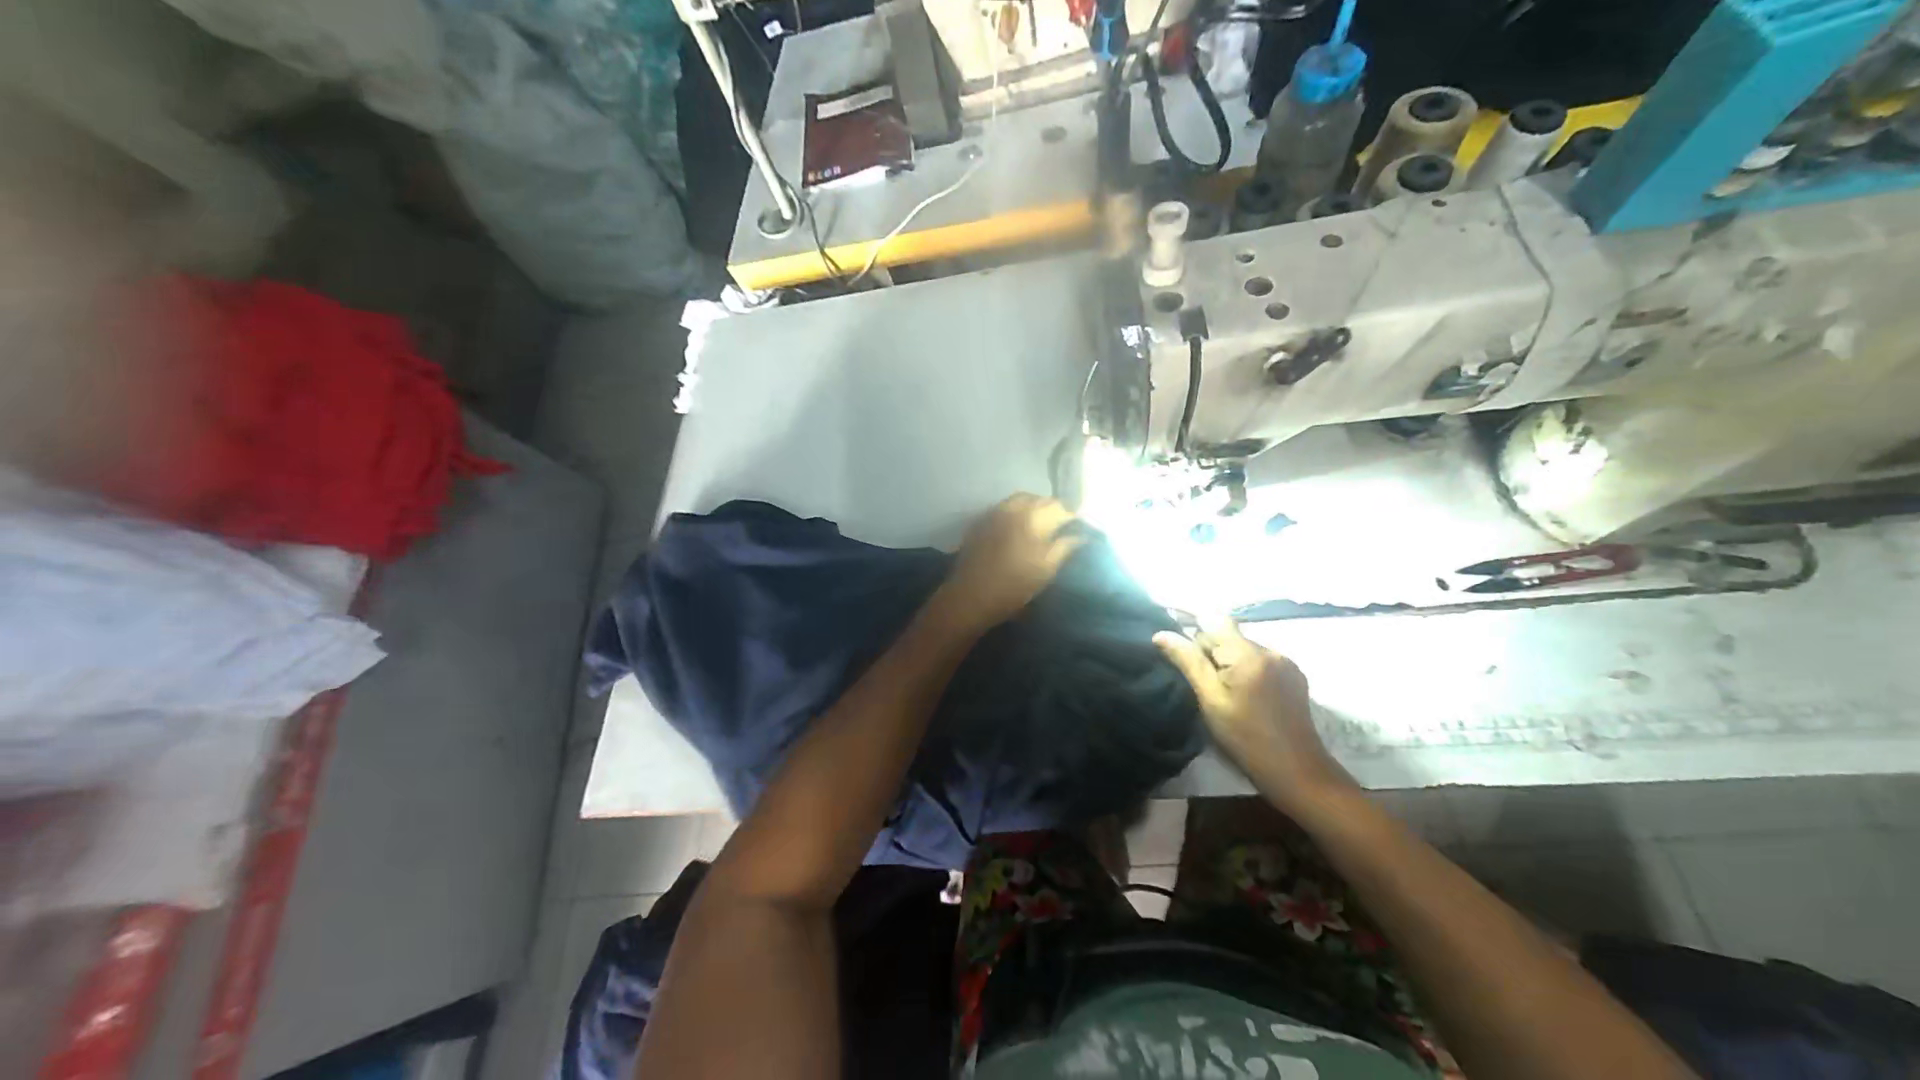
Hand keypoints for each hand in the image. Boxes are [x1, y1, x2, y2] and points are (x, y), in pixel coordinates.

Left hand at [938, 494, 1083, 632]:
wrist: (971, 596)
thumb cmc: (1014, 587)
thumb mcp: (1046, 570)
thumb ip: (1065, 547)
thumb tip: (1080, 535)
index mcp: (1033, 518)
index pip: (1060, 507)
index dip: (1071, 517)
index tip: (1076, 529)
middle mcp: (1013, 508)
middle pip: (1039, 500)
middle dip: (1052, 510)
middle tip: (1059, 527)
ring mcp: (994, 513)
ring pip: (1020, 500)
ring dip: (1033, 508)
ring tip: (1040, 526)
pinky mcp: (980, 522)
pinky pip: (1003, 508)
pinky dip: (1015, 512)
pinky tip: (1017, 528)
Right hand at [1153, 620, 1354, 811]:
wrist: (1296, 770)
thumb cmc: (1245, 738)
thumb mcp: (1210, 700)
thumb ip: (1188, 662)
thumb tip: (1161, 634)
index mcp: (1248, 654)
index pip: (1214, 622)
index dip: (1194, 631)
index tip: (1182, 650)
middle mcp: (1270, 650)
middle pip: (1230, 636)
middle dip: (1211, 652)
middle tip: (1203, 684)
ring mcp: (1286, 663)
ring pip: (1244, 649)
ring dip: (1229, 662)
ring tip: (1224, 693)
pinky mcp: (1295, 676)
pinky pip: (1261, 661)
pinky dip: (1247, 671)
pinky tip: (1246, 697)